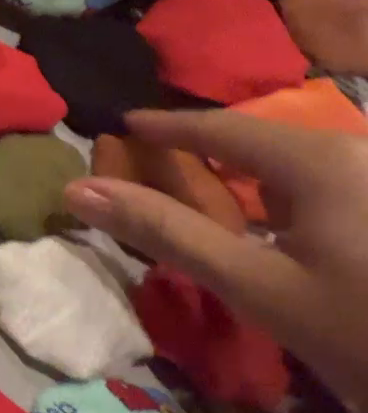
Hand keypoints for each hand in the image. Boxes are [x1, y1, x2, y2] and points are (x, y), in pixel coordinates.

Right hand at [65, 109, 367, 408]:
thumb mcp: (258, 287)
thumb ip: (163, 231)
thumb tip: (73, 186)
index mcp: (320, 160)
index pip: (218, 127)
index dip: (165, 126)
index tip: (124, 124)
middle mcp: (365, 156)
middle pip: (271, 143)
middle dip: (217, 152)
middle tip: (170, 165)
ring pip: (315, 165)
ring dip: (267, 178)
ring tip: (232, 199)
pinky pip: (349, 187)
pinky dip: (309, 198)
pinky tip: (304, 231)